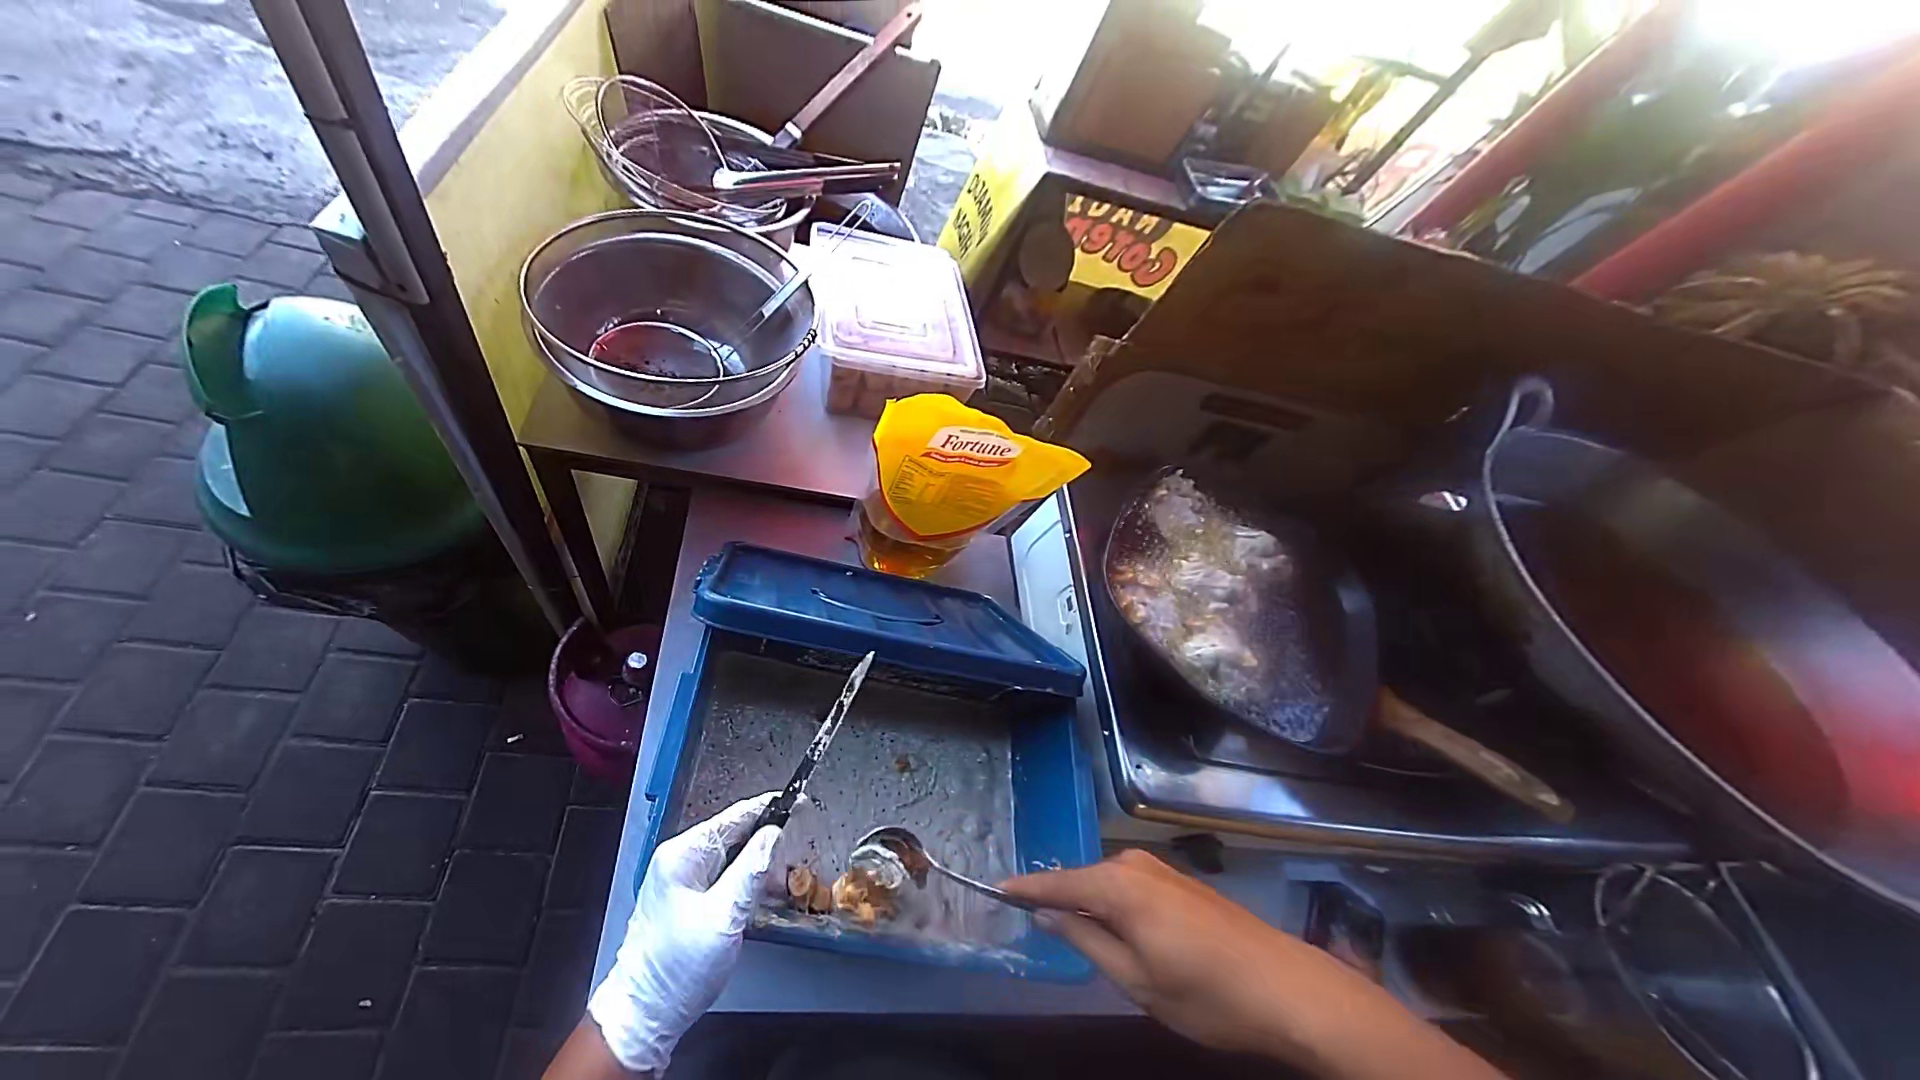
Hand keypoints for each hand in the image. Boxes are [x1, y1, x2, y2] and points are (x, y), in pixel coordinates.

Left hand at [586, 793, 779, 1073]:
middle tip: (794, 860)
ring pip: (731, 858)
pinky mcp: (686, 898)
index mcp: (683, 854)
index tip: (799, 801)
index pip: (735, 816)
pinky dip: (746, 883)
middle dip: (767, 846)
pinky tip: (761, 896)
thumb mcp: (725, 915)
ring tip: (782, 885)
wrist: (643, 1018)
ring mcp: (681, 879)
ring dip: (758, 868)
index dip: (770, 807)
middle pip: (735, 836)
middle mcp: (679, 860)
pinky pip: (724, 877)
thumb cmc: (677, 970)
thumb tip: (773, 833)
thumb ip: (752, 869)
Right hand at [1002, 850, 1501, 1079]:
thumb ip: (1085, 939)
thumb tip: (1046, 913)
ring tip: (1065, 926)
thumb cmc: (1206, 993)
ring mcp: (1161, 868)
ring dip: (1086, 900)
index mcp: (1118, 884)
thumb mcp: (1135, 978)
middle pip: (1082, 877)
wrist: (1289, 988)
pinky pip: (1129, 884)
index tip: (995, 889)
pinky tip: (1111, 924)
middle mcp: (1135, 863)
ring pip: (1106, 881)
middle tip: (1027, 916)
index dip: (1026, 889)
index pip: (1057, 882)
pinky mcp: (1180, 880)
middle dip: (1055, 896)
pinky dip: (1111, 900)